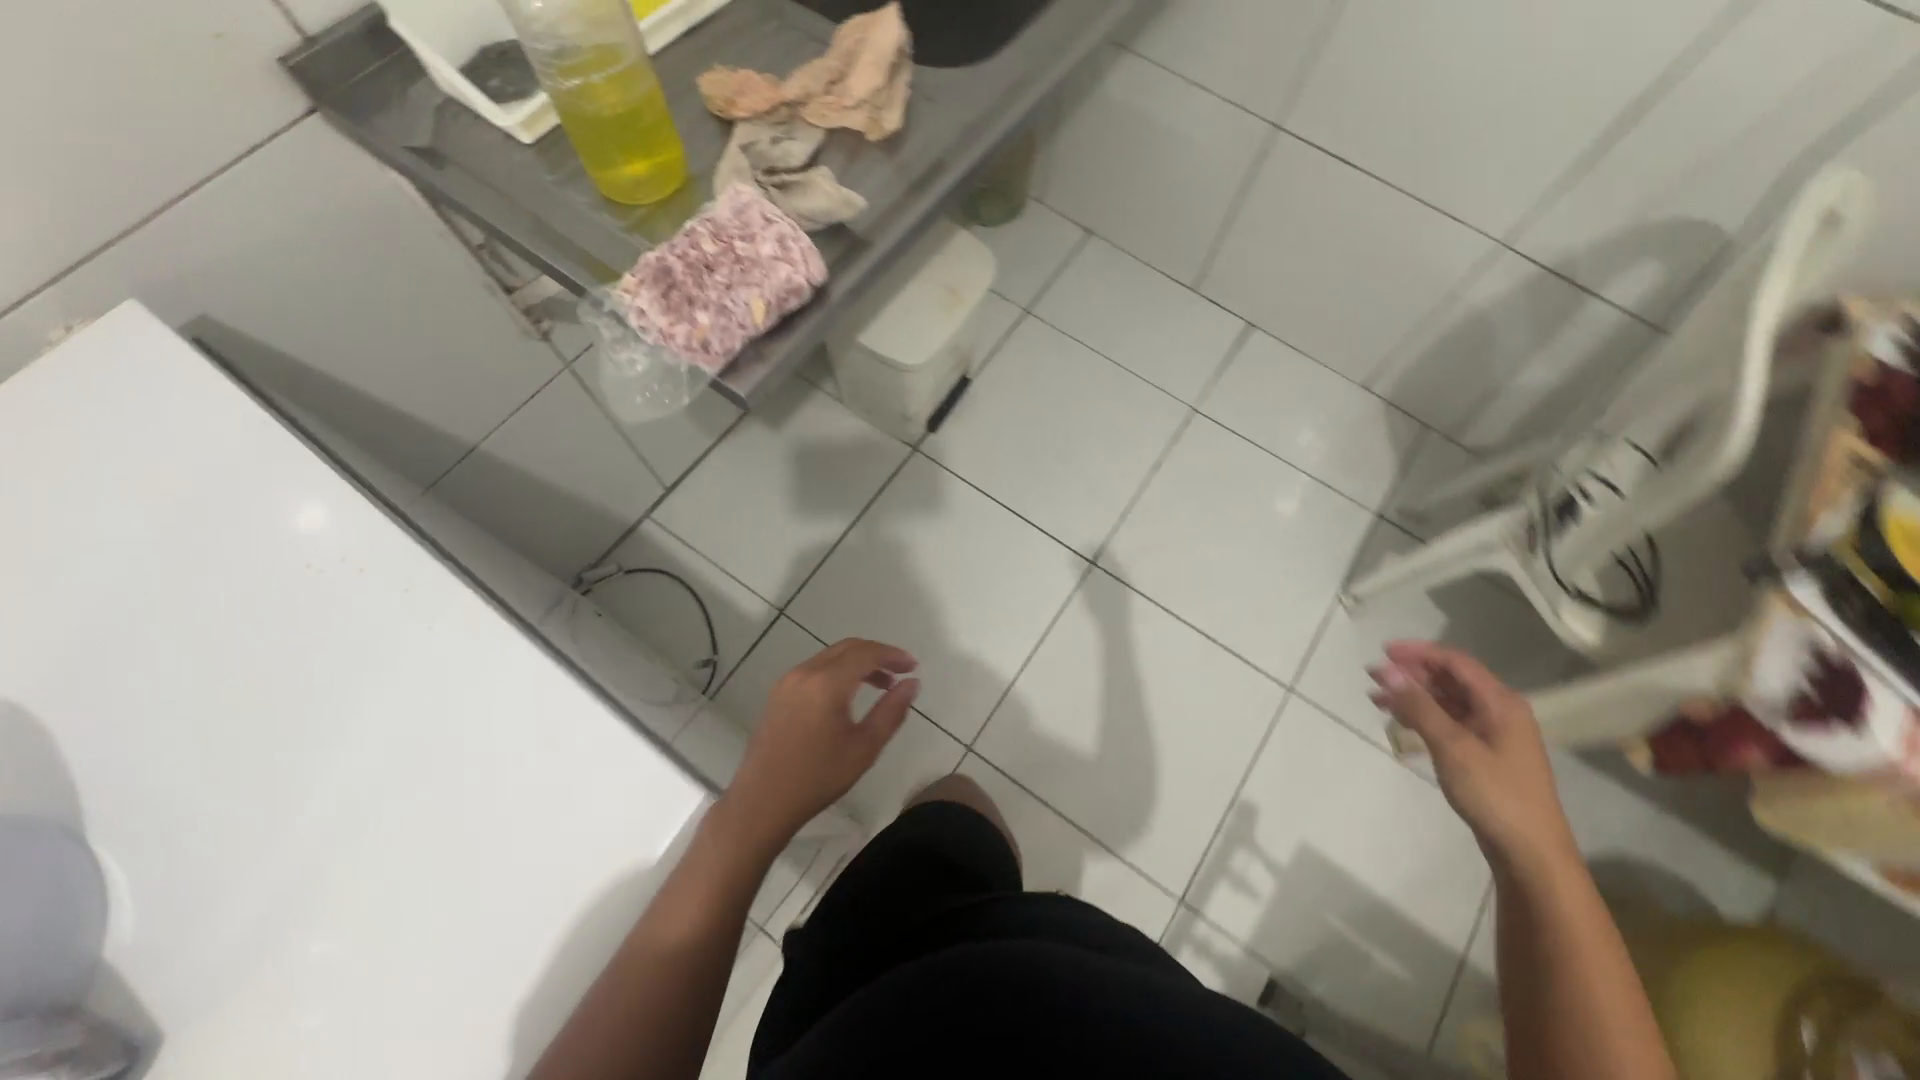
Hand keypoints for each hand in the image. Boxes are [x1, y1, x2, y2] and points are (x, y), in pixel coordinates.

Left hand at [722, 638, 919, 846]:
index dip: (892, 655)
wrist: (763, 801)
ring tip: (881, 685)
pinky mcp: (778, 694)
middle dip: (877, 654)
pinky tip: (849, 695)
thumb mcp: (864, 747)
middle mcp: (804, 673)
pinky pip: (814, 670)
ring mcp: (787, 682)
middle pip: (847, 648)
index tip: (913, 667)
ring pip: (829, 657)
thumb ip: (891, 711)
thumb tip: (912, 683)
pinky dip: (838, 672)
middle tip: (901, 672)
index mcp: (826, 683)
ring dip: (857, 663)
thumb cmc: (818, 778)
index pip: (866, 653)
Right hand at [1369, 641, 1577, 872]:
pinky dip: (1424, 718)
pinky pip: (1450, 723)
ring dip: (1414, 697)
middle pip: (1451, 680)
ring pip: (1448, 702)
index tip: (1383, 652)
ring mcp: (1493, 734)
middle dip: (1412, 675)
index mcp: (1501, 703)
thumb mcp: (1452, 747)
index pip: (1455, 662)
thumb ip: (1419, 706)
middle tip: (1373, 677)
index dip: (1419, 653)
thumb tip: (1386, 671)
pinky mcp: (1484, 755)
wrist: (1529, 851)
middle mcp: (1500, 711)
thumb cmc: (1495, 794)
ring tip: (1377, 699)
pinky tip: (1401, 721)